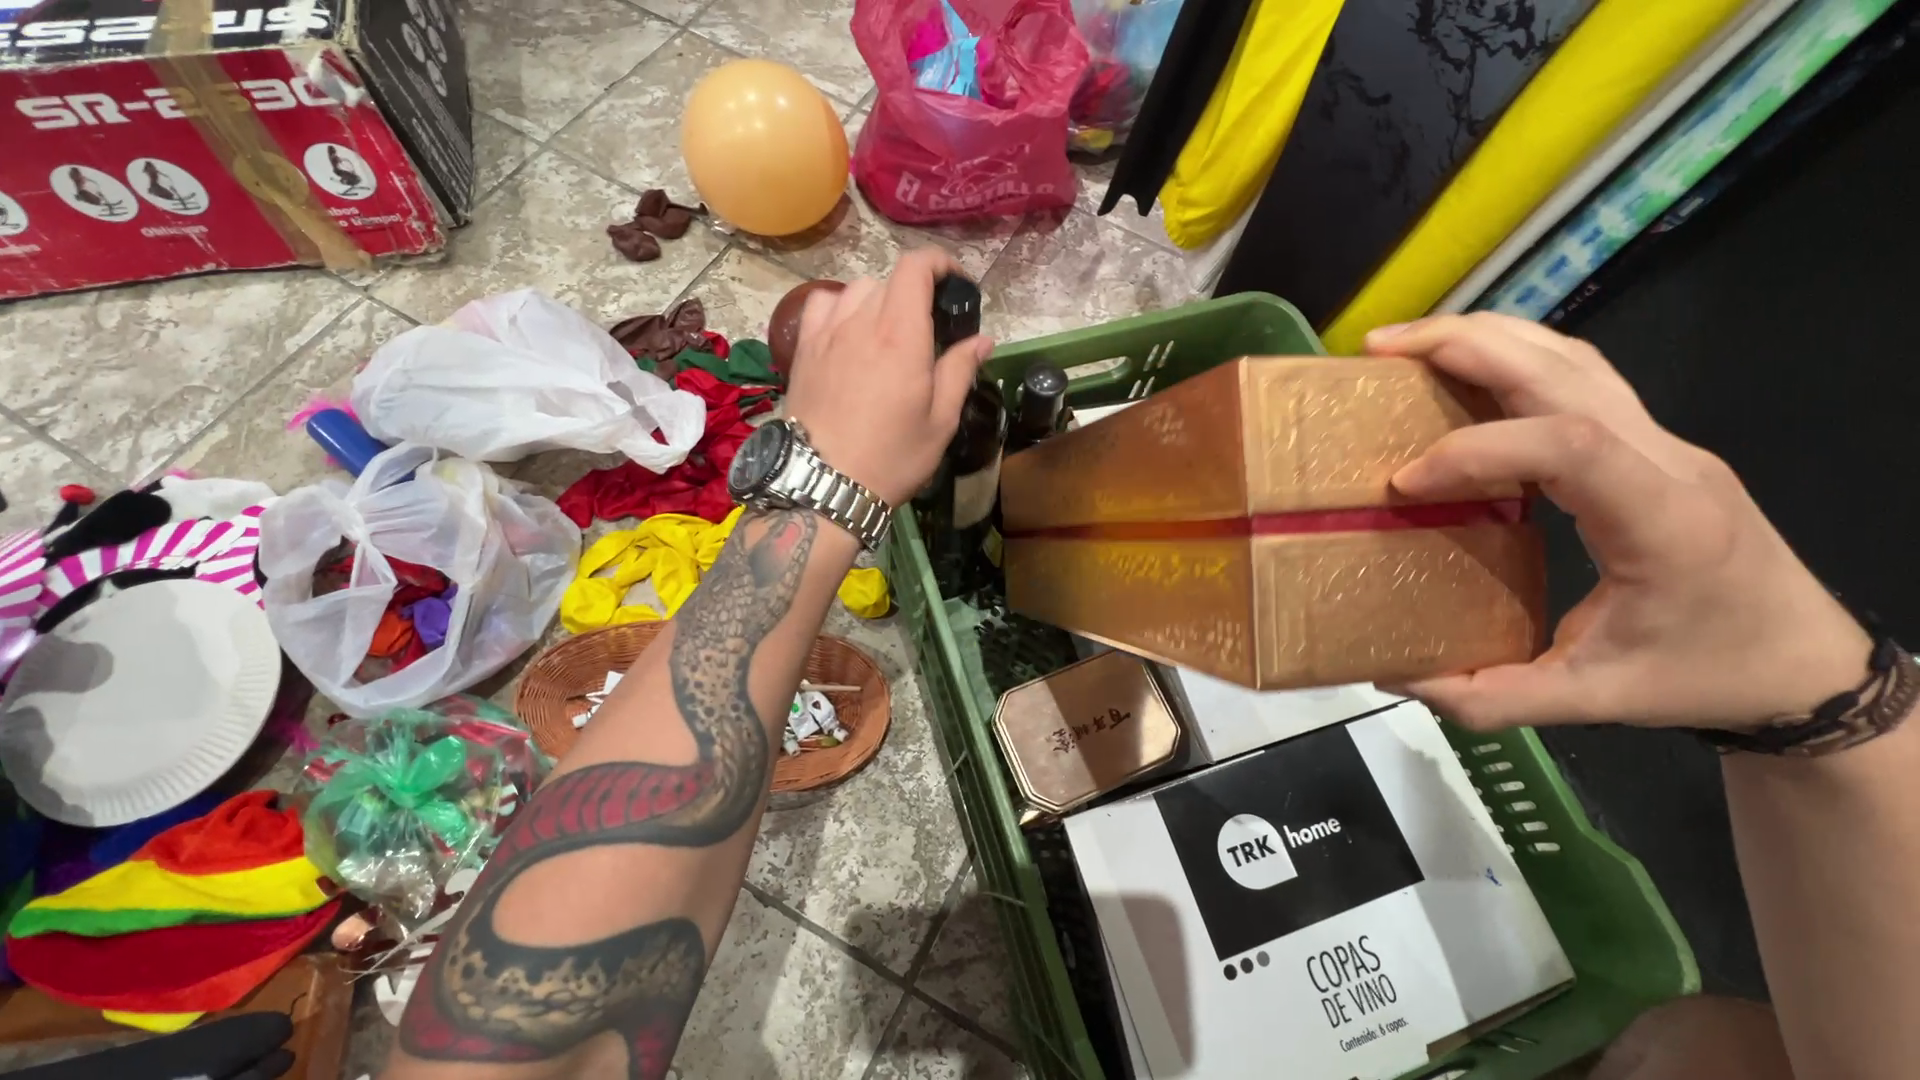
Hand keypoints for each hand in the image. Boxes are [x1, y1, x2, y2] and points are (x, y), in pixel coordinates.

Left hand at [783, 249, 992, 505]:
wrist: (824, 484)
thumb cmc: (891, 457)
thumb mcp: (940, 421)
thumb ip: (960, 371)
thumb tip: (982, 340)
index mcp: (901, 335)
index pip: (916, 268)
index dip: (939, 264)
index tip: (955, 283)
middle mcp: (861, 322)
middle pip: (889, 279)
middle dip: (914, 292)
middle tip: (927, 326)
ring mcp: (826, 333)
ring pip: (855, 290)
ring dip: (878, 300)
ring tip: (888, 331)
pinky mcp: (803, 349)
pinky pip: (821, 306)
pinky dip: (840, 307)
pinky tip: (848, 331)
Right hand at [1367, 313, 1869, 731]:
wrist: (1804, 661)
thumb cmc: (1702, 676)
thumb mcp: (1592, 701)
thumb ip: (1490, 696)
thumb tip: (1393, 675)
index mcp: (1662, 520)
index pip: (1568, 444)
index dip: (1476, 450)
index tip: (1405, 483)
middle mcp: (1668, 459)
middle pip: (1565, 367)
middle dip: (1464, 345)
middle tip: (1381, 349)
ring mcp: (1663, 440)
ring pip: (1571, 356)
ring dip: (1485, 338)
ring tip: (1406, 345)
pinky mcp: (1649, 440)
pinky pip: (1575, 375)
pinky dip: (1509, 356)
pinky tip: (1461, 368)